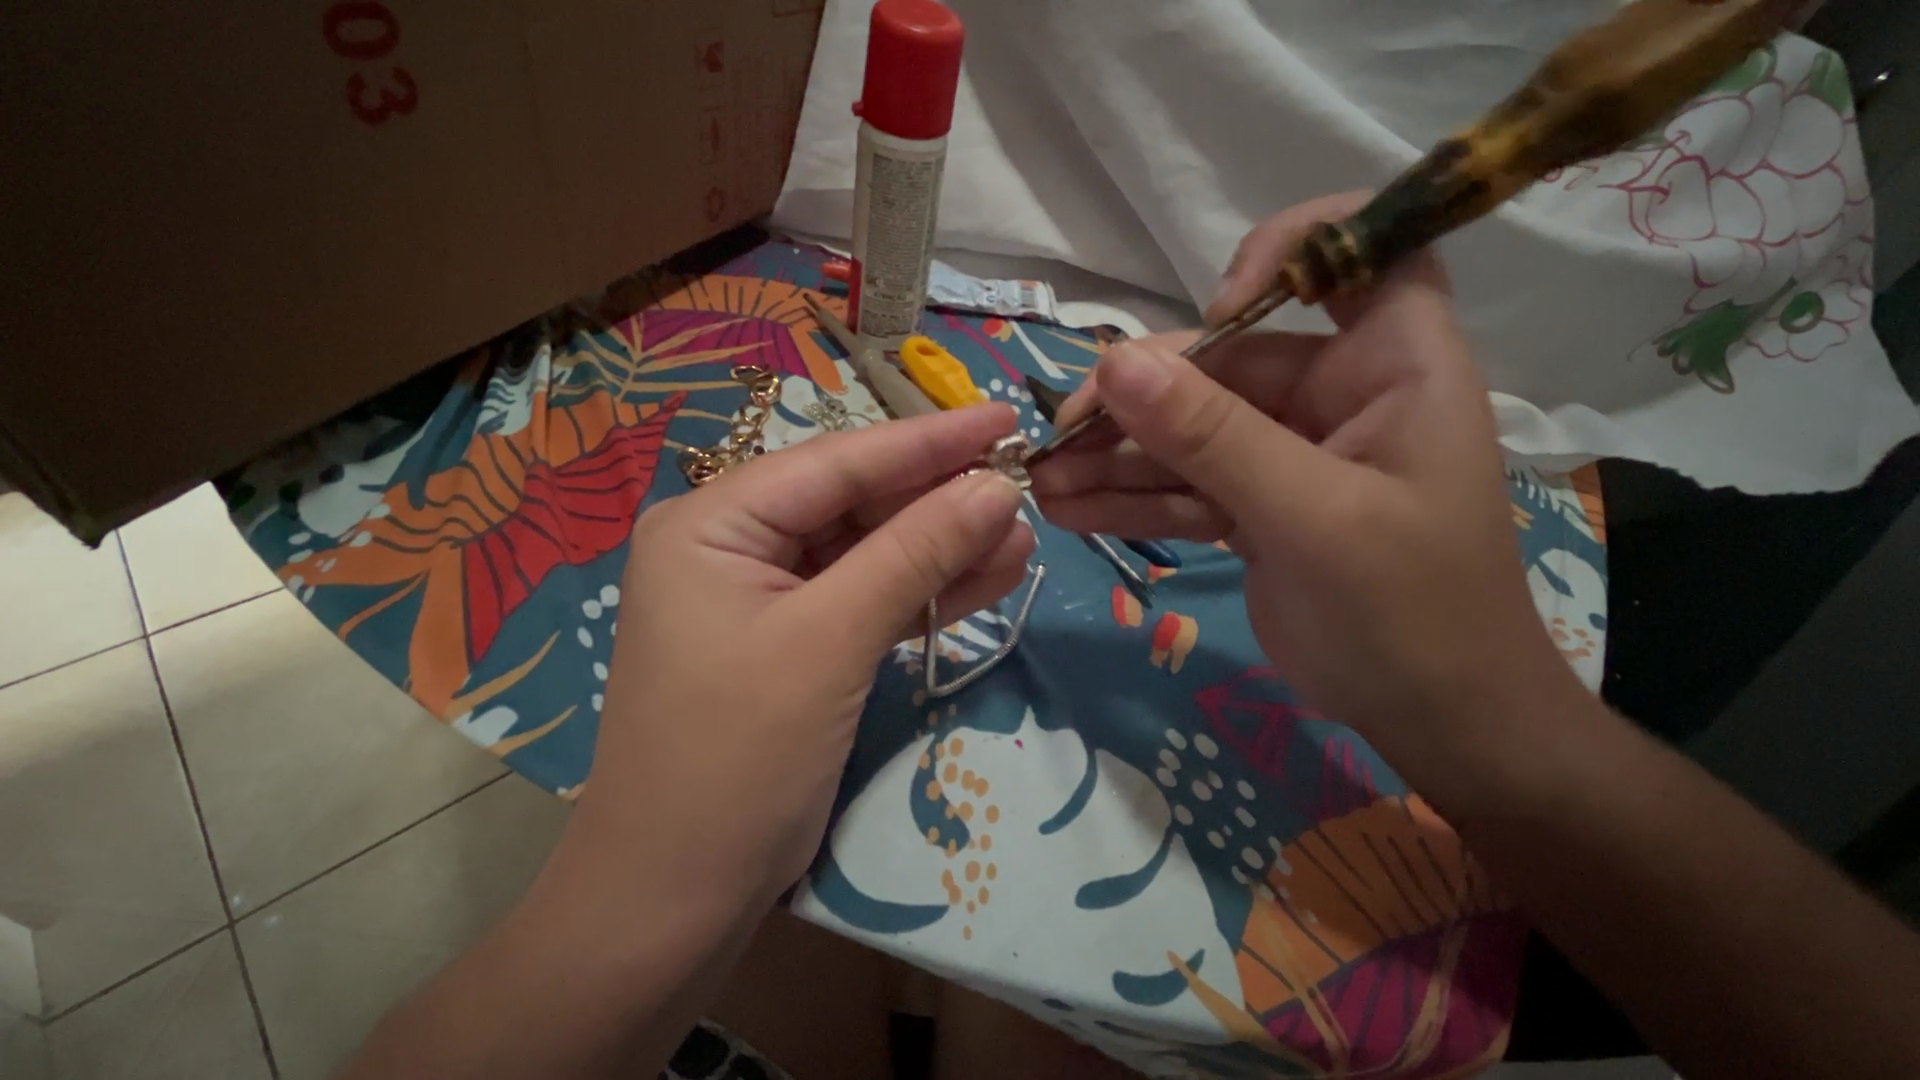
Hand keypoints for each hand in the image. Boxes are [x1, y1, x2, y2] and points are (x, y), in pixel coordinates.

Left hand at [572, 405, 1033, 909]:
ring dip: (943, 550)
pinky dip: (922, 596)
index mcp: (713, 522)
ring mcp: (764, 599)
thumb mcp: (830, 642)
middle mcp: (733, 546)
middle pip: (855, 504)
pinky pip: (865, 603)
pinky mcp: (793, 646)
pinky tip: (989, 579)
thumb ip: (914, 555)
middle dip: (941, 503)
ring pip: (869, 555)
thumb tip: (995, 487)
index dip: (929, 440)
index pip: (838, 462)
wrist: (677, 895)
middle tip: (1025, 491)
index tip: (1005, 416)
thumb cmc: (737, 757)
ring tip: (1023, 540)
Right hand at [1031, 192, 1575, 758]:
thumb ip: (1214, 438)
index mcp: (1394, 365)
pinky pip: (1185, 485)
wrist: (1434, 720)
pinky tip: (1071, 511)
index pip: (1365, 253)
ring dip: (1117, 455)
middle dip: (1140, 397)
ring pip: (1191, 430)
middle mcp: (1339, 394)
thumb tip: (1115, 363)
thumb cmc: (1408, 610)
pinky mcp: (1256, 505)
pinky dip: (1133, 498)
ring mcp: (1290, 453)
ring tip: (1043, 482)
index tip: (1219, 307)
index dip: (1293, 252)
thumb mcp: (1312, 517)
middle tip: (1060, 435)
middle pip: (1228, 362)